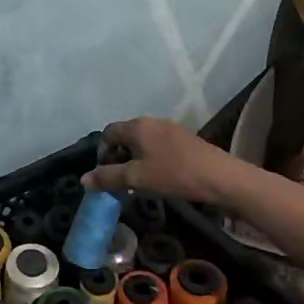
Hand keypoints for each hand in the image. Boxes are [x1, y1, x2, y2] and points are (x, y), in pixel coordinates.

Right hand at [81, 117, 247, 203]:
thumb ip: (108, 178)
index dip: (102, 153)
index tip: (106, 174)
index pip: (108, 133)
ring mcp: (171, 129)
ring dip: (136, 159)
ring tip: (140, 181)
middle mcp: (152, 122)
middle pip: (126, 136)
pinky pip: (159, 145)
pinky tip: (160, 176)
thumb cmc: (174, 175)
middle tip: (121, 180)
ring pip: (143, 141)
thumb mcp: (137, 179)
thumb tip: (84, 179)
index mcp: (137, 127)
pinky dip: (152, 158)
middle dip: (118, 157)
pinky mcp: (185, 139)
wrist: (220, 177)